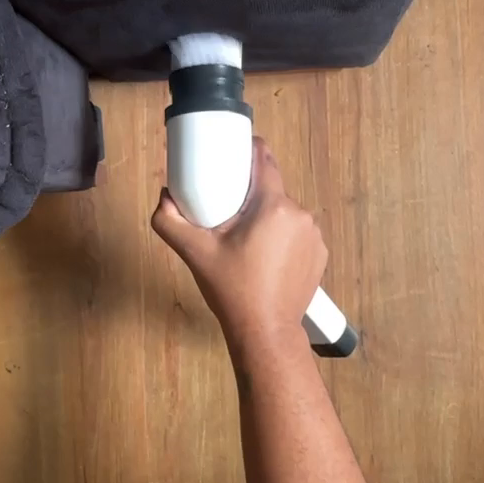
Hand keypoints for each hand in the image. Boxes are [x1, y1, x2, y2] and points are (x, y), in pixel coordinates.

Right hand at [151, 138, 327, 351]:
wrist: (266, 332)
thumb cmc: (232, 290)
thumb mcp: (194, 253)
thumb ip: (170, 222)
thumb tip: (164, 197)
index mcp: (272, 206)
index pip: (264, 159)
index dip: (247, 149)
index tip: (232, 154)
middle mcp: (300, 214)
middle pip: (271, 188)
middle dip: (250, 193)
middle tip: (227, 209)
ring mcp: (314, 235)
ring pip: (284, 211)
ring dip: (267, 216)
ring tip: (245, 238)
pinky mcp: (320, 253)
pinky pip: (297, 232)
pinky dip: (282, 237)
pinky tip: (266, 256)